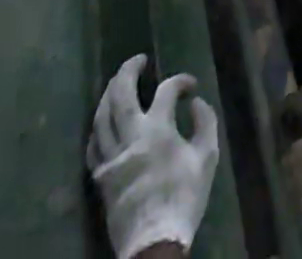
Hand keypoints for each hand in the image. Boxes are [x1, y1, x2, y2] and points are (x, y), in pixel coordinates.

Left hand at [88, 54, 219, 257]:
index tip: (190, 85)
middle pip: (121, 91)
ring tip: (118, 83)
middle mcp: (129, 134)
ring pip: (102, 113)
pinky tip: (104, 122)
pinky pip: (94, 143)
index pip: (166, 90)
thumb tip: (197, 102)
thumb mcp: (206, 159)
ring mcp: (111, 153)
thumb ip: (206, 124)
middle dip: (129, 69)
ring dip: (110, 93)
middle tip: (138, 59)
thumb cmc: (184, 198)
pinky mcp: (100, 173)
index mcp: (157, 128)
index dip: (180, 81)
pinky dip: (99, 126)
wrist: (155, 241)